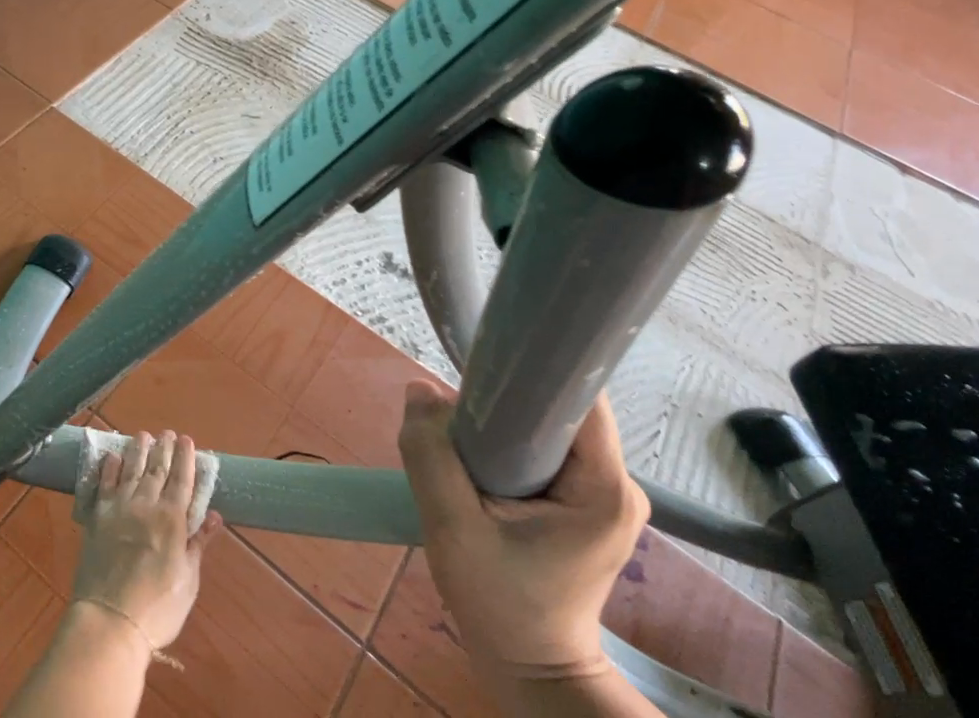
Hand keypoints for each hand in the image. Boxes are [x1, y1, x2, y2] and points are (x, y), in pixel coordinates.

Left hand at [72, 430, 222, 648]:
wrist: (110, 619)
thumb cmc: (158, 607)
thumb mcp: (188, 579)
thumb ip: (198, 544)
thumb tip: (214, 516)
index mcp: (172, 521)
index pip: (182, 481)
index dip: (185, 459)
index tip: (187, 440)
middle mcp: (145, 507)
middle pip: (156, 471)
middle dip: (163, 449)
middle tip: (166, 432)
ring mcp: (117, 510)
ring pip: (129, 471)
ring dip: (137, 451)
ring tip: (142, 435)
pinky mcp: (96, 518)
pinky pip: (103, 486)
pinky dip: (108, 469)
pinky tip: (111, 457)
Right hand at [398, 381, 648, 679]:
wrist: (529, 667)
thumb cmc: (499, 602)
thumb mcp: (452, 527)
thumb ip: (431, 455)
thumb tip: (419, 388)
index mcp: (604, 488)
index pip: (579, 401)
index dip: (532, 374)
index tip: (480, 367)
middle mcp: (615, 485)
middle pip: (556, 415)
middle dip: (501, 407)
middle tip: (451, 419)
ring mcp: (600, 497)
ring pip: (542, 435)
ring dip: (496, 433)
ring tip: (455, 447)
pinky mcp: (580, 507)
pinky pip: (538, 457)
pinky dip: (501, 454)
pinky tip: (470, 469)